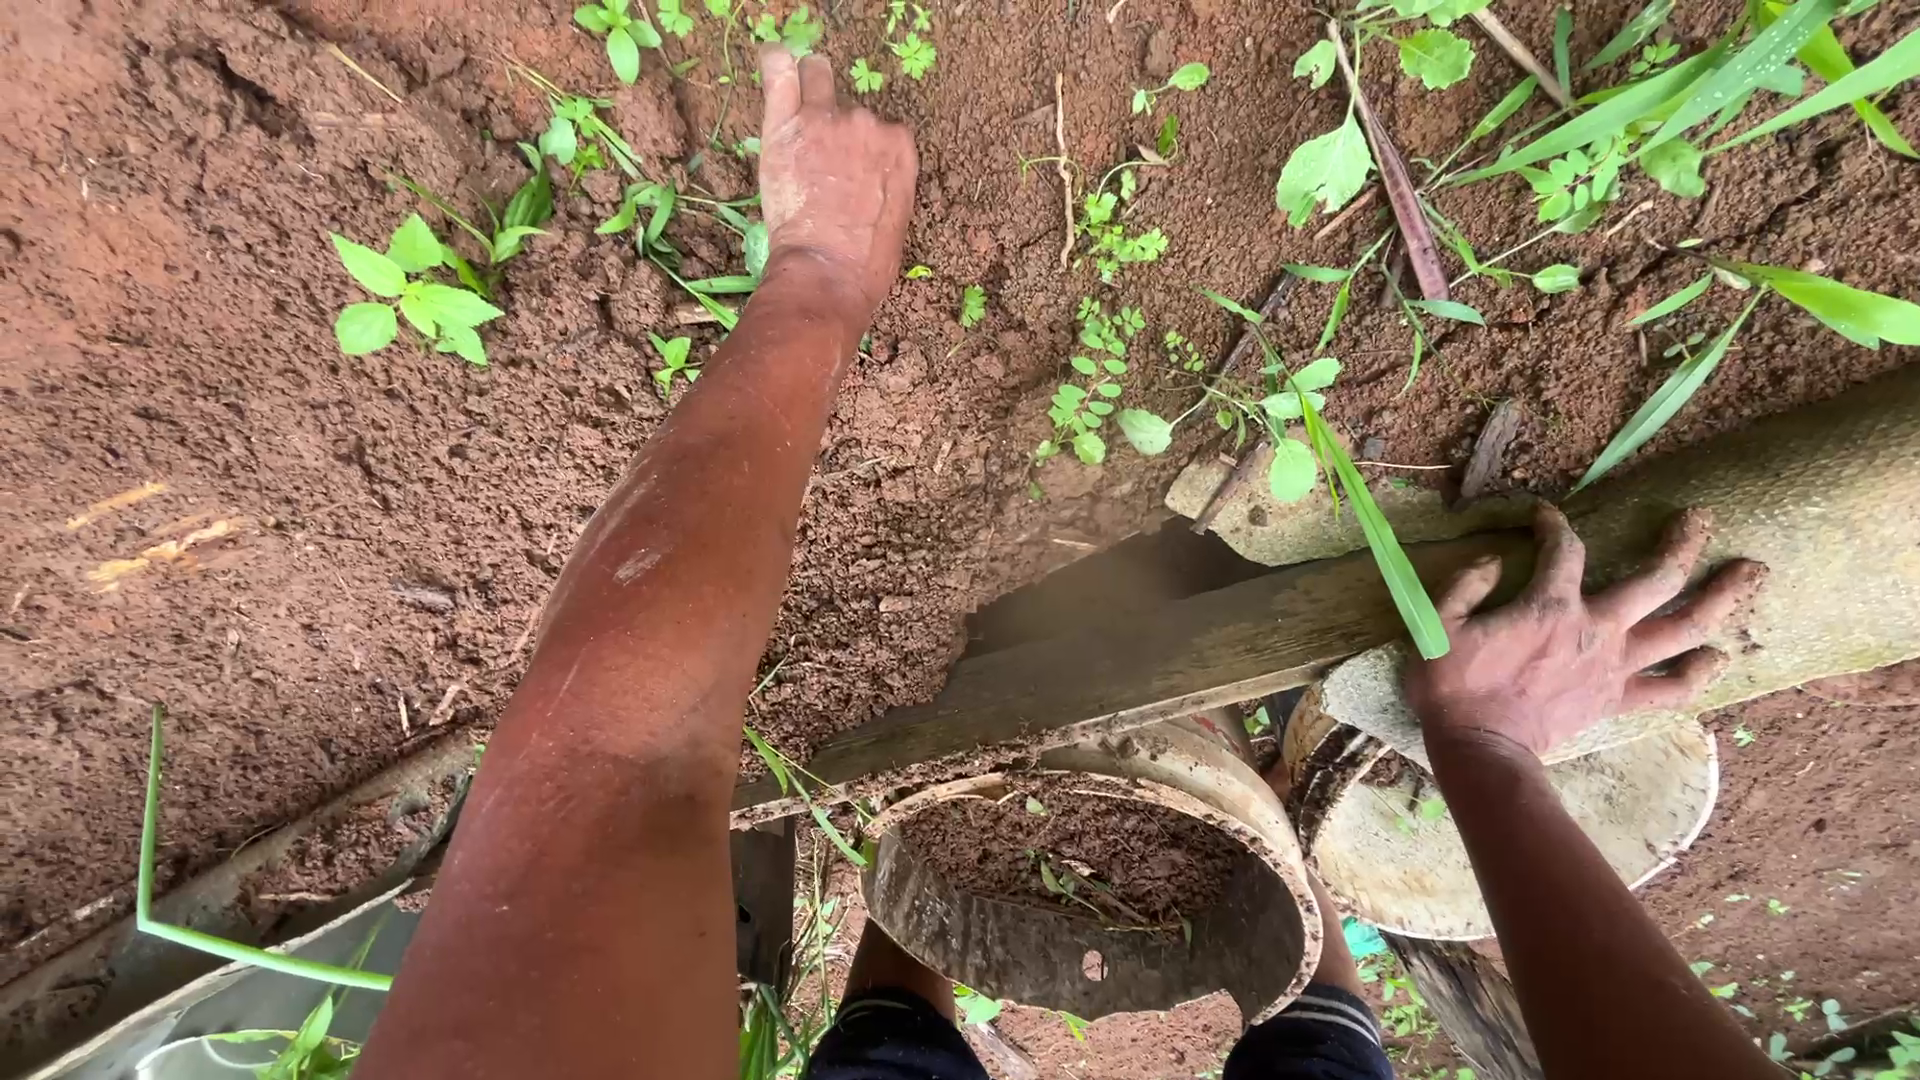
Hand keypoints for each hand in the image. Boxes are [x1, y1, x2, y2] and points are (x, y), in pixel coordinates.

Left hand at [756, 46, 916, 317]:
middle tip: (822, 169)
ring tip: (800, 126)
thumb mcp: (895, 227)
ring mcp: (826, 118)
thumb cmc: (866, 268)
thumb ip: (886, 190)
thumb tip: (870, 190)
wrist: (828, 274)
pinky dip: (777, 68)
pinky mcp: (785, 123)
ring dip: (811, 94)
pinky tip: (776, 75)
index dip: (867, 152)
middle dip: (838, 132)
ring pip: (817, 78)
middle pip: (851, 111)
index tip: (855, 175)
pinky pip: (778, 69)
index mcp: (900, 149)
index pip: (885, 132)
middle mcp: (868, 124)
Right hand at [1405, 505, 1766, 759]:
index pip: (1563, 551)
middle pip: (1655, 580)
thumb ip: (1465, 585)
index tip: (1544, 514)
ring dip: (1722, 598)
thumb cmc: (1451, 684)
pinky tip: (1717, 656)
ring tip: (1749, 573)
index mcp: (1548, 608)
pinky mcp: (1616, 700)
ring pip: (1684, 629)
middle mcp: (1595, 630)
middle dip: (1680, 545)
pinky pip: (1672, 688)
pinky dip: (1700, 671)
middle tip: (1699, 519)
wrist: (1478, 745)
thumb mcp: (1437, 624)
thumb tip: (1493, 560)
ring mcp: (1614, 667)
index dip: (1554, 526)